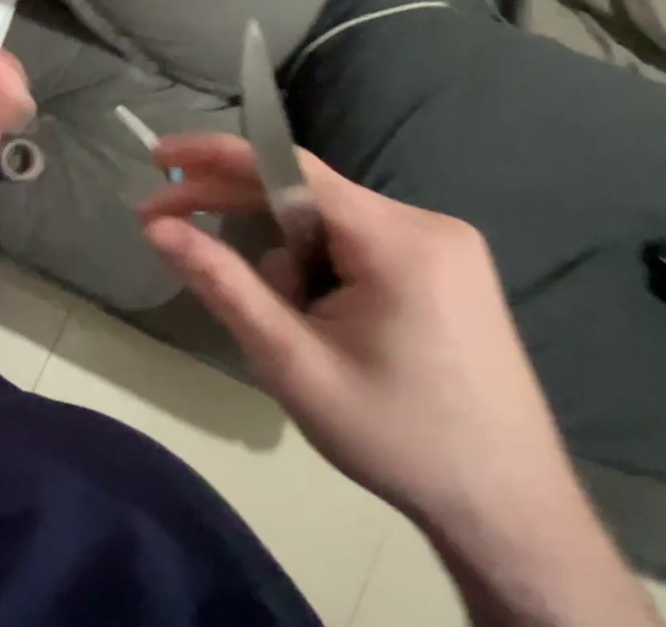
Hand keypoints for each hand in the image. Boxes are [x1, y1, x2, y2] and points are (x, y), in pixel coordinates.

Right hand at [137, 134, 577, 529]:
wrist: (509, 510)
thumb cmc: (396, 437)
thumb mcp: (291, 361)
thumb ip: (222, 283)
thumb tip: (157, 226)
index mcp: (399, 240)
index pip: (290, 168)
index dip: (215, 155)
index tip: (157, 158)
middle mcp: (427, 226)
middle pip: (304, 194)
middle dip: (232, 208)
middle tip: (161, 226)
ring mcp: (442, 249)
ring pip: (323, 226)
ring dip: (282, 262)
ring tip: (286, 332)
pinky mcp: (443, 273)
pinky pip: (352, 246)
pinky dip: (313, 271)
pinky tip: (316, 324)